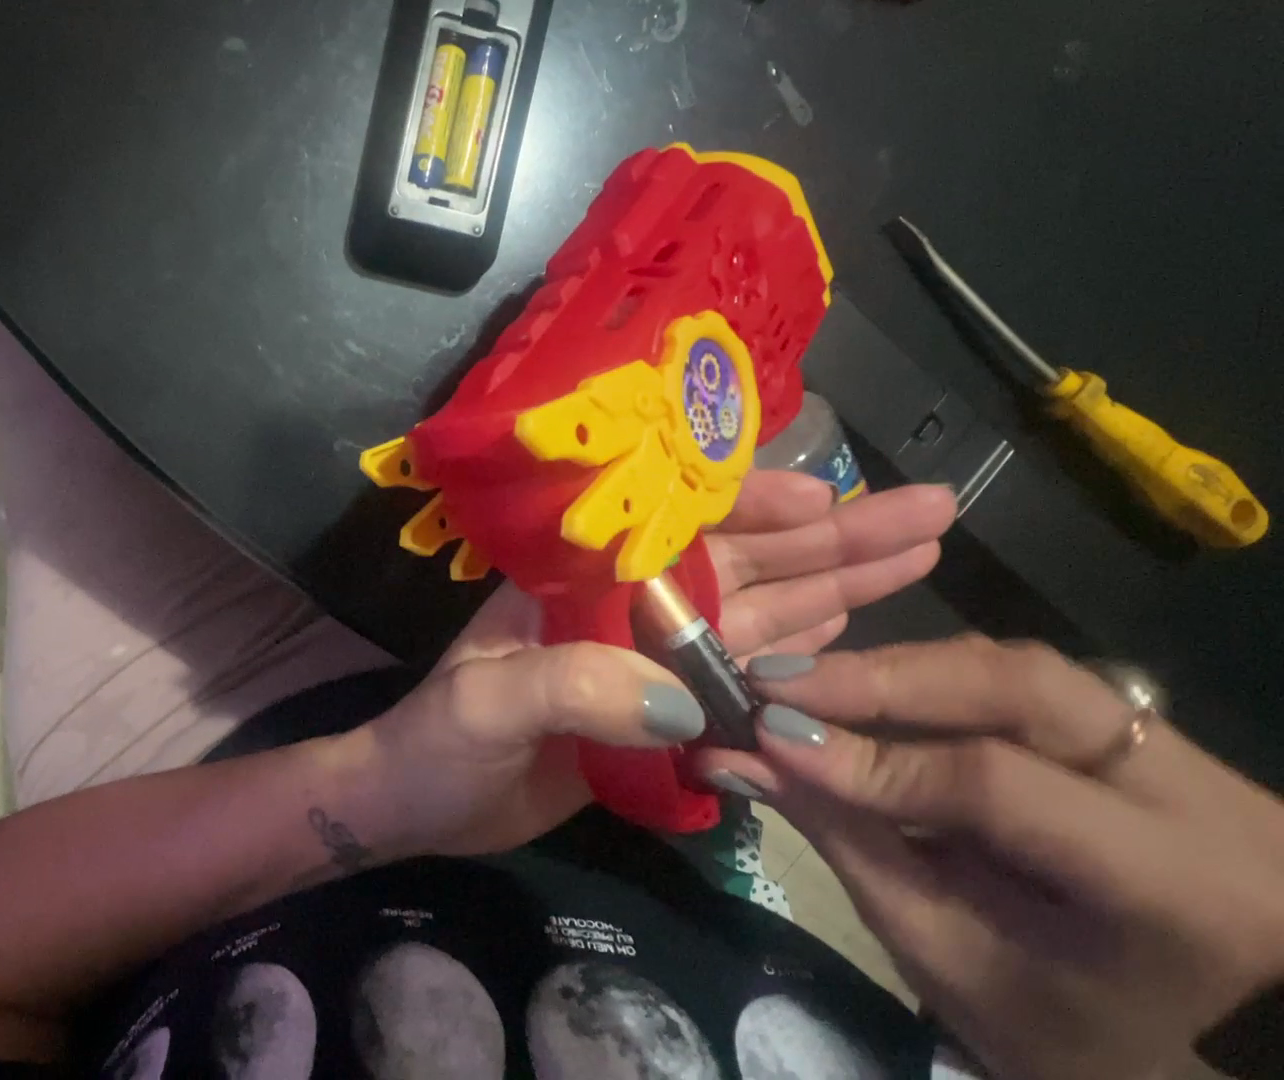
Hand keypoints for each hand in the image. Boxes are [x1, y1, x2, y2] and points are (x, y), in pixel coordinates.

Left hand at [347, 471, 955, 857]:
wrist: (418, 805)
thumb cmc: (438, 743)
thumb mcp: (490, 703)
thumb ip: (573, 686)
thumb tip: (684, 700)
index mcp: (578, 588)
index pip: (676, 532)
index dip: (752, 510)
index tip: (830, 495)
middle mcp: (619, 612)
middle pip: (737, 568)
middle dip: (826, 540)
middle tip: (928, 511)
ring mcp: (640, 662)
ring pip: (749, 618)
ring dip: (829, 587)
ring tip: (914, 558)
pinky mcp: (649, 713)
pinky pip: (732, 678)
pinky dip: (789, 652)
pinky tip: (841, 630)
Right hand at [693, 637, 1283, 1079]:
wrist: (1197, 1062)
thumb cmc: (1063, 1037)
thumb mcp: (947, 957)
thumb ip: (845, 842)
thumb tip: (737, 758)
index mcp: (1181, 891)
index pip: (998, 783)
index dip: (868, 757)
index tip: (762, 736)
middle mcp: (1211, 801)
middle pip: (1023, 687)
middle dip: (882, 677)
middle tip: (774, 683)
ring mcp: (1195, 761)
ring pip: (1025, 671)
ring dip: (901, 671)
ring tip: (804, 684)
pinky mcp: (1156, 744)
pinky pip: (1030, 688)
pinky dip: (933, 685)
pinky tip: (867, 697)